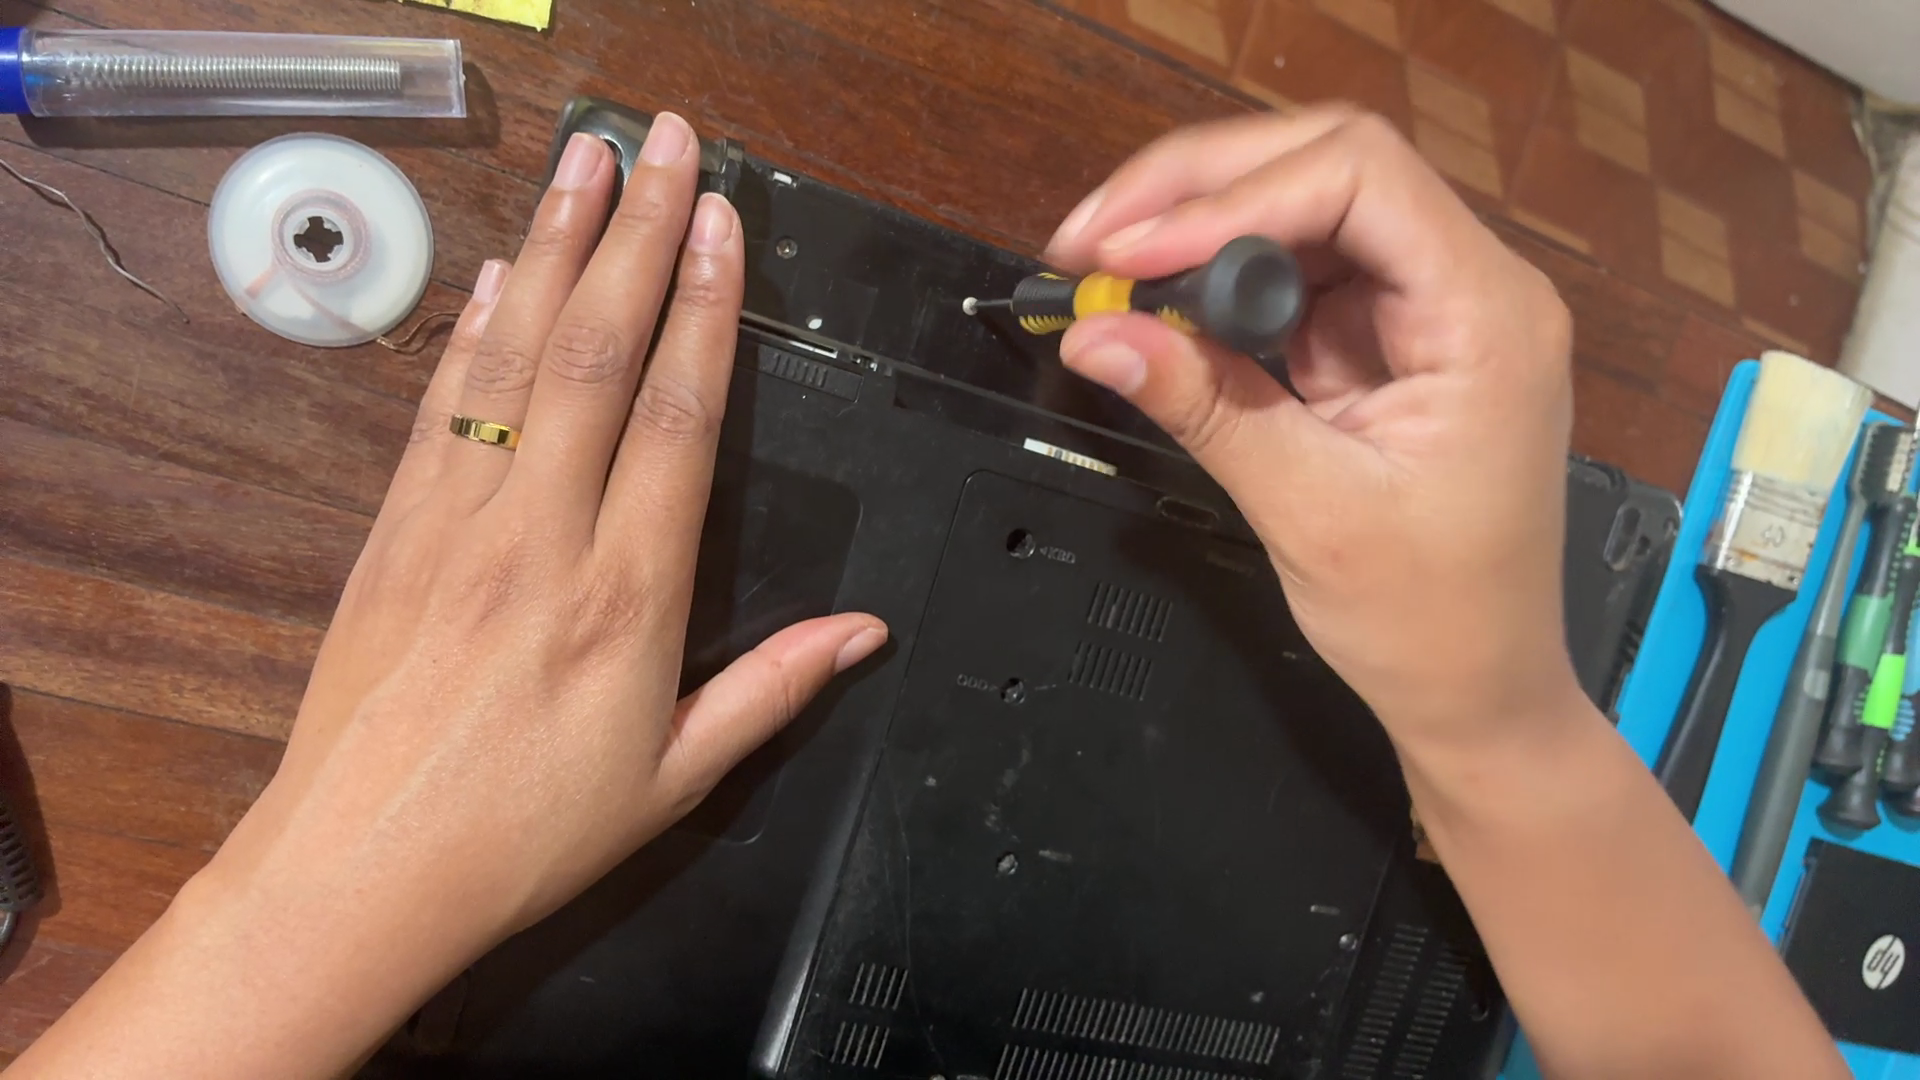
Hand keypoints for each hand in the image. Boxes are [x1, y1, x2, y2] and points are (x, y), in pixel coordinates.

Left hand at [135, 115, 884, 1070]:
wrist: (355, 881)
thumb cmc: (534, 831)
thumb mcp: (680, 775)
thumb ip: (776, 689)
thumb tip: (867, 633)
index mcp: (626, 596)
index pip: (676, 423)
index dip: (704, 315)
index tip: (721, 229)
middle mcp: (542, 539)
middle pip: (595, 360)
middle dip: (636, 240)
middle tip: (662, 146)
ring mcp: (457, 527)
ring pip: (515, 363)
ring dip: (556, 251)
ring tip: (584, 164)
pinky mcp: (393, 534)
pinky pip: (444, 409)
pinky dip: (476, 328)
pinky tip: (504, 270)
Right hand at [1046, 108, 1579, 755]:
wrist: (1469, 681)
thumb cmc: (1421, 616)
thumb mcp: (1306, 508)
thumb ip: (1203, 407)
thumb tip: (1094, 335)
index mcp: (1481, 316)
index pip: (1356, 180)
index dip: (1228, 199)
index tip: (1125, 256)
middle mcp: (1456, 289)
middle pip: (1321, 174)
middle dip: (1194, 193)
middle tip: (1088, 238)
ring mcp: (1409, 316)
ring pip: (1293, 220)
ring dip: (1191, 231)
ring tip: (1102, 263)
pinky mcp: (1368, 348)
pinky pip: (1282, 284)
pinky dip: (1207, 286)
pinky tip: (1152, 301)